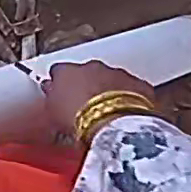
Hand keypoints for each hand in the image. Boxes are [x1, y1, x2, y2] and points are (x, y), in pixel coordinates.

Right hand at [40, 61, 157, 139]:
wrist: (113, 124)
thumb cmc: (79, 118)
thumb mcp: (52, 111)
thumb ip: (51, 97)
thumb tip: (51, 94)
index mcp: (66, 71)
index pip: (58, 70)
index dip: (59, 83)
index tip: (61, 94)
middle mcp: (92, 66)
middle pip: (86, 71)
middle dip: (86, 83)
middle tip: (84, 103)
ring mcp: (117, 74)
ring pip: (111, 78)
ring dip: (108, 89)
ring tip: (106, 111)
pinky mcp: (140, 84)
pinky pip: (133, 88)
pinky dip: (130, 96)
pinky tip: (124, 112)